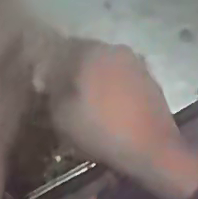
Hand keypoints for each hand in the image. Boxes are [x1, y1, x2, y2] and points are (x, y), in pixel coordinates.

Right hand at [49, 44, 197, 197]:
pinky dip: (114, 91)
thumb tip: (47, 82)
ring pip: (106, 68)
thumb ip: (51, 94)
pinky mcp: (152, 82)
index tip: (43, 87)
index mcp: (90, 51)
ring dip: (94, 81)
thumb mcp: (63, 117)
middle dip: (72, 72)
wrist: (154, 150)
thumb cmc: (103, 131)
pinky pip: (123, 81)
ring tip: (87, 105)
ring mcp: (137, 64)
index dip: (47, 68)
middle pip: (85, 56)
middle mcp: (115, 49)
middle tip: (63, 96)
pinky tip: (110, 110)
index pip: (58, 48)